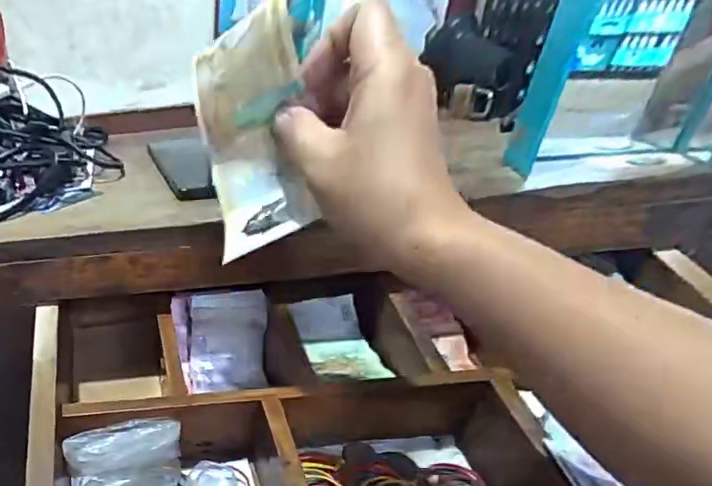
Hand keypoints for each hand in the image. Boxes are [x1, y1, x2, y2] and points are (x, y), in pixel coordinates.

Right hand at [273, 0, 467, 267]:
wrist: (426, 238)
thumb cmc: (372, 197)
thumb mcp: (319, 163)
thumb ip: (294, 128)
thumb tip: (285, 116)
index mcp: (388, 67)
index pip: (360, 14)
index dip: (327, 43)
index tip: (308, 88)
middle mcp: (408, 74)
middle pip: (361, 49)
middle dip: (325, 80)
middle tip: (302, 124)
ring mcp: (415, 104)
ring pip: (368, 82)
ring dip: (334, 108)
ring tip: (314, 147)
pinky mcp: (415, 131)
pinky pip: (380, 108)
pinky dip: (353, 124)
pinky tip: (336, 162)